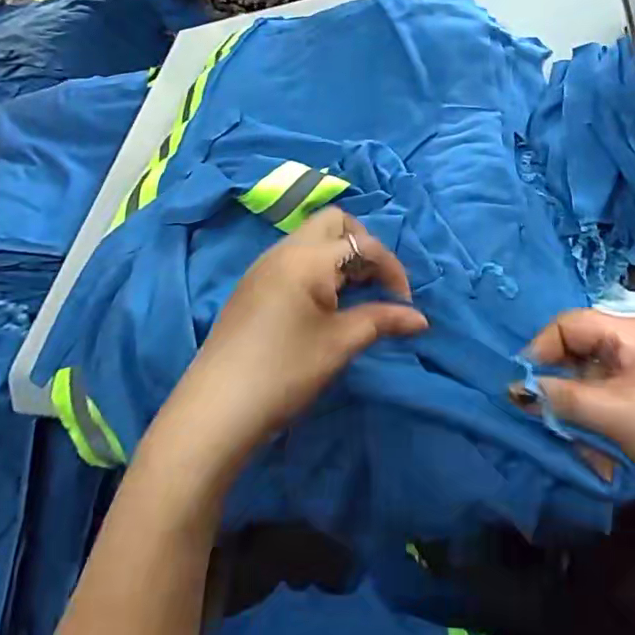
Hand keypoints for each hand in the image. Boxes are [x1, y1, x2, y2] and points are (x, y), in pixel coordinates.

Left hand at [171, 208, 426, 462]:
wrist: (215, 412)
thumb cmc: (284, 371)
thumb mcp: (340, 343)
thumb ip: (383, 320)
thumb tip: (420, 319)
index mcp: (307, 258)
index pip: (363, 243)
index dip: (391, 269)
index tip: (405, 303)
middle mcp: (284, 251)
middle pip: (334, 222)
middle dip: (364, 245)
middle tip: (375, 284)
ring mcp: (263, 267)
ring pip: (313, 239)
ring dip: (341, 257)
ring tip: (355, 296)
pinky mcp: (252, 286)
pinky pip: (295, 258)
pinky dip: (320, 268)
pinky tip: (324, 304)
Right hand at [521, 309, 634, 544]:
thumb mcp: (615, 413)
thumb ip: (563, 399)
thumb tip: (517, 390)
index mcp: (631, 334)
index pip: (570, 324)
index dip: (542, 348)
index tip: (521, 386)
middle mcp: (632, 351)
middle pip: (576, 356)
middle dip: (558, 390)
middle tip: (544, 423)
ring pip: (587, 390)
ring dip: (577, 420)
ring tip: (584, 451)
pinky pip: (603, 414)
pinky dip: (595, 436)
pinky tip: (602, 463)